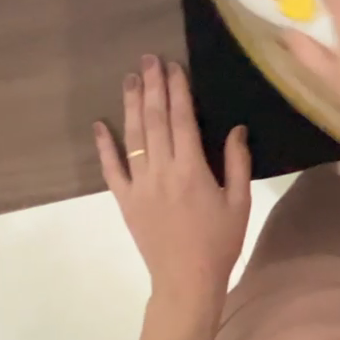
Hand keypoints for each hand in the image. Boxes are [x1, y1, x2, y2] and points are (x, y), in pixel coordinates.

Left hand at [95, 55, 250, 300]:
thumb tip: (235, 128)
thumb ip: (237, 163)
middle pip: (155, 120)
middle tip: (149, 59)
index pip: (182, 120)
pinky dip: (104, 146)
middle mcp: (162, 171)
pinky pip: (111, 169)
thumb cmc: (220, 242)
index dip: (178, 90)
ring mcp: (139, 185)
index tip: (174, 66)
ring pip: (133, 137)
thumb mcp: (239, 202)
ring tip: (130, 79)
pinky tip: (100, 124)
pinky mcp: (125, 201)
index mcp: (192, 169)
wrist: (186, 280)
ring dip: (132, 105)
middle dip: (153, 87)